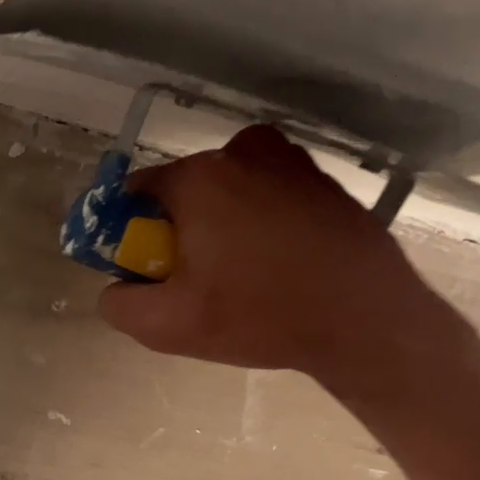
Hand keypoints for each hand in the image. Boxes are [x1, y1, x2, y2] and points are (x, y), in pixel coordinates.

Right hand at [97, 125, 468, 390]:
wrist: (366, 318)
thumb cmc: (259, 315)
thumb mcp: (167, 326)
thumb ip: (119, 304)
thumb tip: (114, 288)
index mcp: (198, 179)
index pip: (133, 193)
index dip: (128, 233)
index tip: (142, 270)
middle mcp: (241, 153)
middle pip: (182, 192)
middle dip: (175, 232)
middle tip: (189, 282)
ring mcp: (289, 162)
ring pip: (226, 193)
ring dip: (217, 227)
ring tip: (235, 278)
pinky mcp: (322, 181)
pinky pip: (266, 198)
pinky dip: (257, 225)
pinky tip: (271, 268)